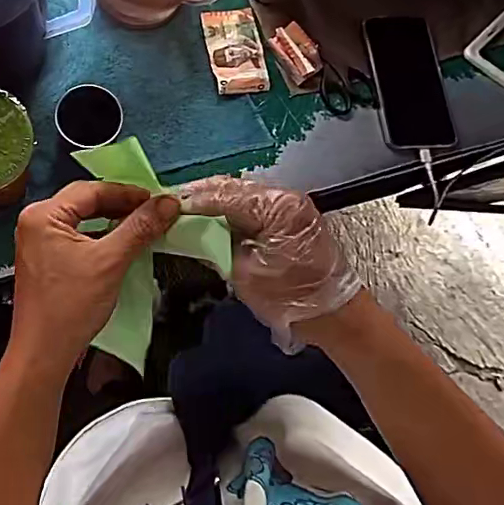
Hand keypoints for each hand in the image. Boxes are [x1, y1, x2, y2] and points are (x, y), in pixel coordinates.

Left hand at [10, 182, 180, 378]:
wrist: (43, 353)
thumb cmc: (71, 306)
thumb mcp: (110, 262)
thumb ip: (139, 227)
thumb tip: (168, 203)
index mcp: (43, 214)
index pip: (91, 190)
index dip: (127, 192)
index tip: (157, 199)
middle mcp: (35, 221)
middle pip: (85, 201)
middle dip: (120, 205)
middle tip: (153, 211)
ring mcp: (37, 240)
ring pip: (82, 219)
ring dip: (111, 220)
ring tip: (142, 225)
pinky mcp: (44, 258)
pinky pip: (76, 236)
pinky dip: (100, 236)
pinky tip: (121, 243)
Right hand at [177, 176, 363, 350]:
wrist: (337, 317)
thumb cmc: (292, 300)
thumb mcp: (243, 274)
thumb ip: (216, 244)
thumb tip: (191, 230)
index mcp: (276, 208)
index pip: (224, 195)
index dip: (192, 201)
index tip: (166, 205)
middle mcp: (285, 197)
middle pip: (232, 187)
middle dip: (200, 195)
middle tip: (170, 205)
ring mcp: (290, 204)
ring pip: (241, 193)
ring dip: (213, 201)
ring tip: (185, 211)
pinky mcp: (290, 215)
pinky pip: (252, 204)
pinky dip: (229, 209)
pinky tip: (211, 218)